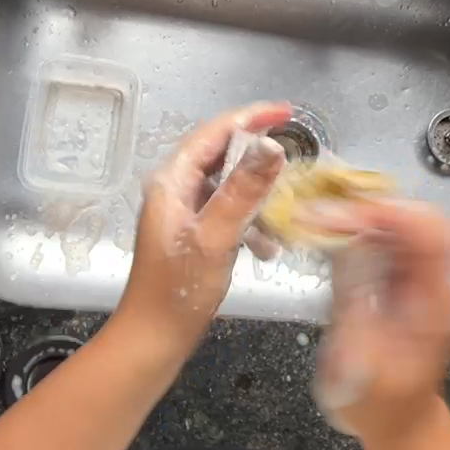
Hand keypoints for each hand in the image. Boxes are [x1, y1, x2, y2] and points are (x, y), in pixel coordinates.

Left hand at [111, 102, 291, 355]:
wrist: (154, 338)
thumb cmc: (177, 290)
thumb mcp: (215, 236)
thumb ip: (242, 190)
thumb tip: (271, 145)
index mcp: (172, 181)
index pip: (214, 132)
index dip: (251, 117)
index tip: (287, 111)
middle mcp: (176, 189)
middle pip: (221, 154)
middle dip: (259, 152)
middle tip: (295, 149)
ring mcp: (185, 212)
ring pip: (229, 184)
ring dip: (259, 193)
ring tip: (286, 206)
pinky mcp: (196, 233)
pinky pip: (230, 211)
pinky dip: (252, 221)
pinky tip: (268, 244)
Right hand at [308, 199, 449, 449]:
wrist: (399, 425)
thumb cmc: (383, 404)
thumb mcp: (359, 360)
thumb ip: (353, 299)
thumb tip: (342, 244)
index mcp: (438, 300)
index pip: (436, 234)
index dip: (398, 215)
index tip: (352, 217)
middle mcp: (436, 281)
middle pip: (419, 219)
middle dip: (374, 208)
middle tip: (329, 213)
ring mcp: (421, 278)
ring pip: (401, 224)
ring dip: (363, 215)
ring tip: (322, 217)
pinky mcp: (402, 279)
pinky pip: (386, 239)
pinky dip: (359, 229)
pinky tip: (330, 232)